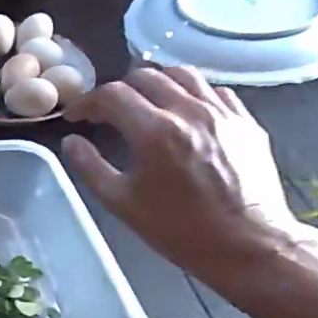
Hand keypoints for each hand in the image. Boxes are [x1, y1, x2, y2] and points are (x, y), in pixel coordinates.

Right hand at [61, 67, 310, 285]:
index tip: (76, 117)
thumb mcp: (120, 202)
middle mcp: (189, 112)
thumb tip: (71, 142)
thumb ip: (90, 167)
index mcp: (155, 133)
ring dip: (152, 83)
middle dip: (116, 91)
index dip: (87, 102)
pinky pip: (212, 89)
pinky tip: (179, 111)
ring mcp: (222, 112)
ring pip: (181, 74)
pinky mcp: (244, 120)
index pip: (112, 95)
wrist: (245, 243)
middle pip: (145, 76)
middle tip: (104, 113)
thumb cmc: (177, 228)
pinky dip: (188, 92)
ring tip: (141, 103)